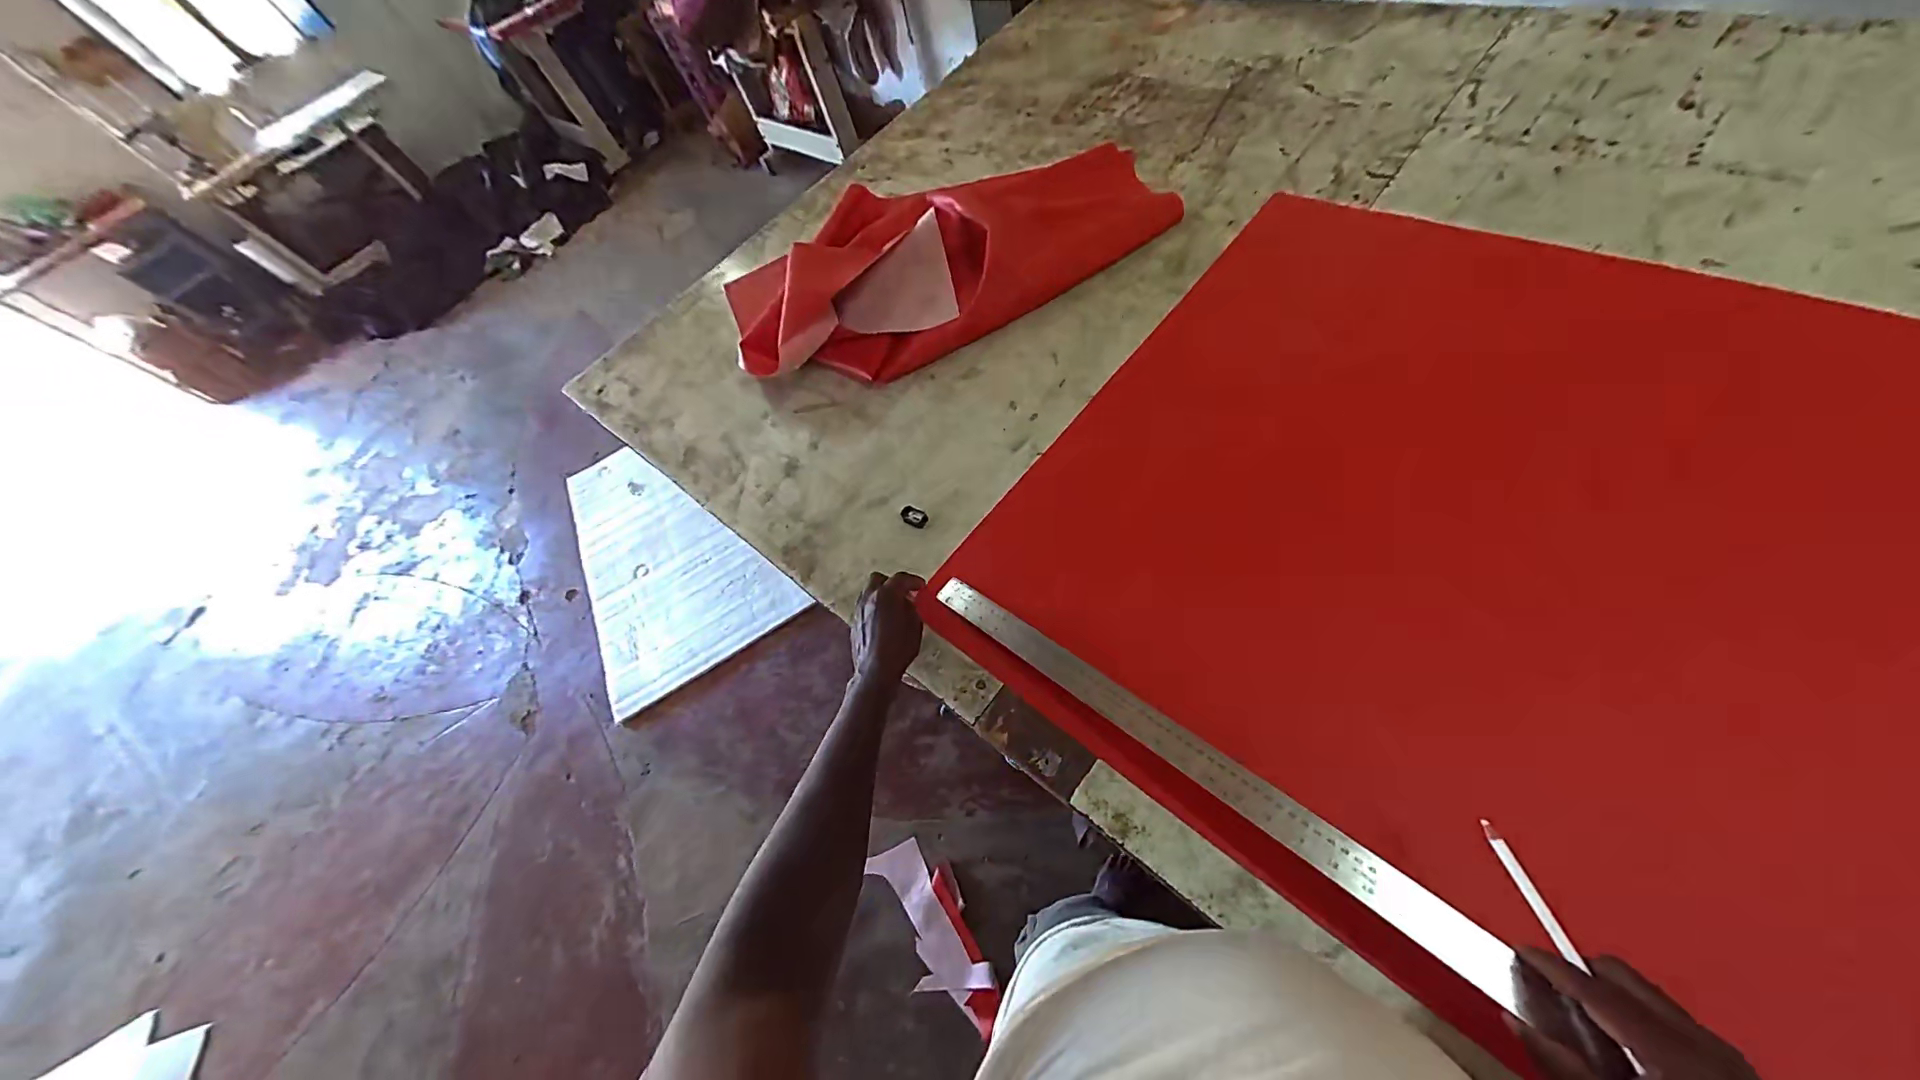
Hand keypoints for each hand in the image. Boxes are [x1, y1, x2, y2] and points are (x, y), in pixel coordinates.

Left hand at [851, 571, 924, 683]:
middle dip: (893, 583)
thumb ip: (911, 608)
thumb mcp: (915, 626)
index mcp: (887, 595)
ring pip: (869, 592)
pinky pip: (865, 606)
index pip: (900, 578)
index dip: (913, 581)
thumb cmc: (899, 649)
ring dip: (882, 594)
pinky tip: (883, 618)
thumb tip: (908, 602)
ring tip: (894, 605)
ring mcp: (859, 609)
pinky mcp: (854, 622)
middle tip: (905, 593)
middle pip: (879, 579)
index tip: (920, 586)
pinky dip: (874, 606)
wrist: (875, 670)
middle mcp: (869, 598)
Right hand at [1510, 947, 1761, 1079]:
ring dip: (1609, 997)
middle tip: (1547, 988)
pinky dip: (1638, 1019)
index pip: (1594, 986)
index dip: (1550, 965)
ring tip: (1584, 1021)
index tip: (1521, 950)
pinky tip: (1626, 1049)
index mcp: (1672, 1049)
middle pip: (1623, 977)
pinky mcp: (1735, 1068)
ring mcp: (1726, 1055)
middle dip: (1581, 976)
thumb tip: (1516, 1022)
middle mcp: (1703, 1041)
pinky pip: (1674, 1022)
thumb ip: (1564, 1067)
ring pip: (1649, 996)